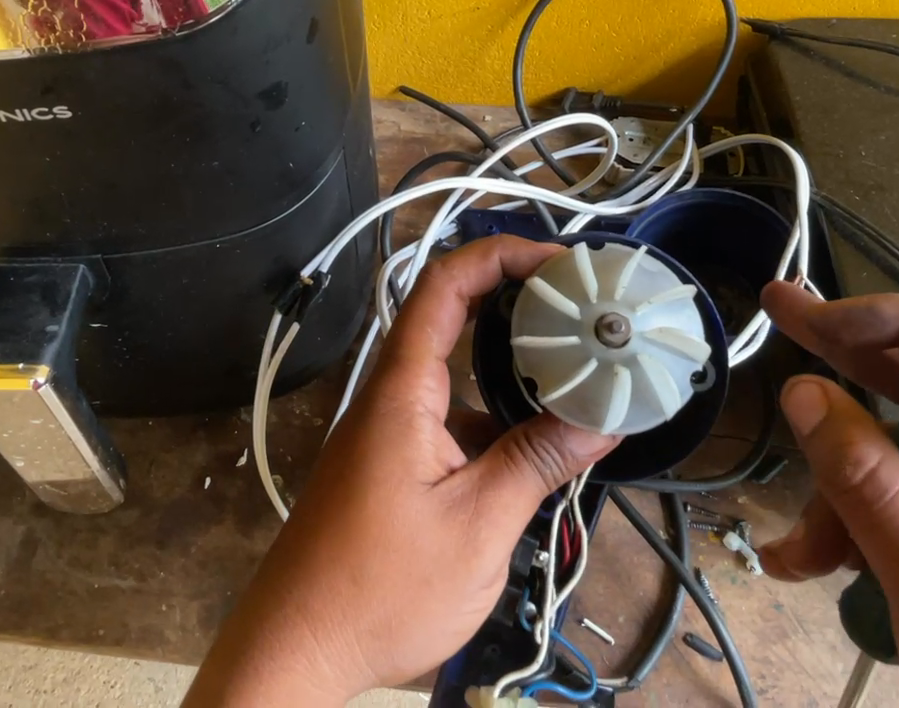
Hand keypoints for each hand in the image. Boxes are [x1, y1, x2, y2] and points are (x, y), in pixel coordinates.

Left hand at [184, 236, 620, 706]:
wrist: (300, 643)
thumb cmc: (378, 587)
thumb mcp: (476, 527)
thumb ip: (536, 463)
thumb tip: (598, 419)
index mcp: (402, 389)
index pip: (446, 285)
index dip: (500, 255)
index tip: (559, 260)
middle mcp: (393, 392)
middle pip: (452, 312)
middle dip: (515, 295)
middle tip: (579, 300)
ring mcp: (392, 425)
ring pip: (455, 365)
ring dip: (509, 354)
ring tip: (573, 354)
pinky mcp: (397, 457)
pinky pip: (452, 410)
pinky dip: (496, 407)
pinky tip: (541, 430)